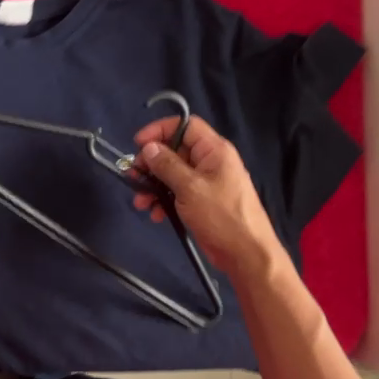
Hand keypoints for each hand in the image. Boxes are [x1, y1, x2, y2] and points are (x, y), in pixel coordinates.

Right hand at [131, 116, 281, 279]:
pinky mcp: (200, 202)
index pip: (185, 125)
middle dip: (152, 163)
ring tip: (140, 202)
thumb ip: (167, 165)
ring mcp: (205, 183)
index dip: (160, 130)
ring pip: (172, 174)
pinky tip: (155, 214)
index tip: (137, 144)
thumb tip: (148, 148)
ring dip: (153, 185)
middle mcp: (209, 162)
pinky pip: (177, 193)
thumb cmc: (221, 216)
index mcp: (214, 150)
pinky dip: (163, 200)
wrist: (244, 253)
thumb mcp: (190, 188)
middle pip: (175, 150)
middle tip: (133, 176)